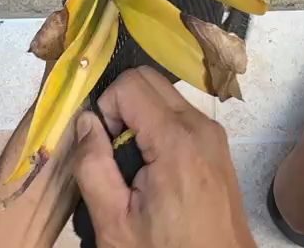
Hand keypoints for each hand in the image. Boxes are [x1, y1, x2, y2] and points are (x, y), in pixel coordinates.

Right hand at [71, 67, 255, 247]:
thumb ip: (93, 167)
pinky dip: (159, 126)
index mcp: (176, 139)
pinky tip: (155, 170)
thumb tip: (85, 121)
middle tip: (116, 154)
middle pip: (148, 78)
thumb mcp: (115, 224)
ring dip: (141, 116)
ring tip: (135, 166)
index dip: (108, 108)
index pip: (129, 83)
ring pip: (164, 93)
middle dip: (122, 105)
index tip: (106, 149)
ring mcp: (213, 132)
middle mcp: (200, 124)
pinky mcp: (217, 144)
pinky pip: (180, 112)